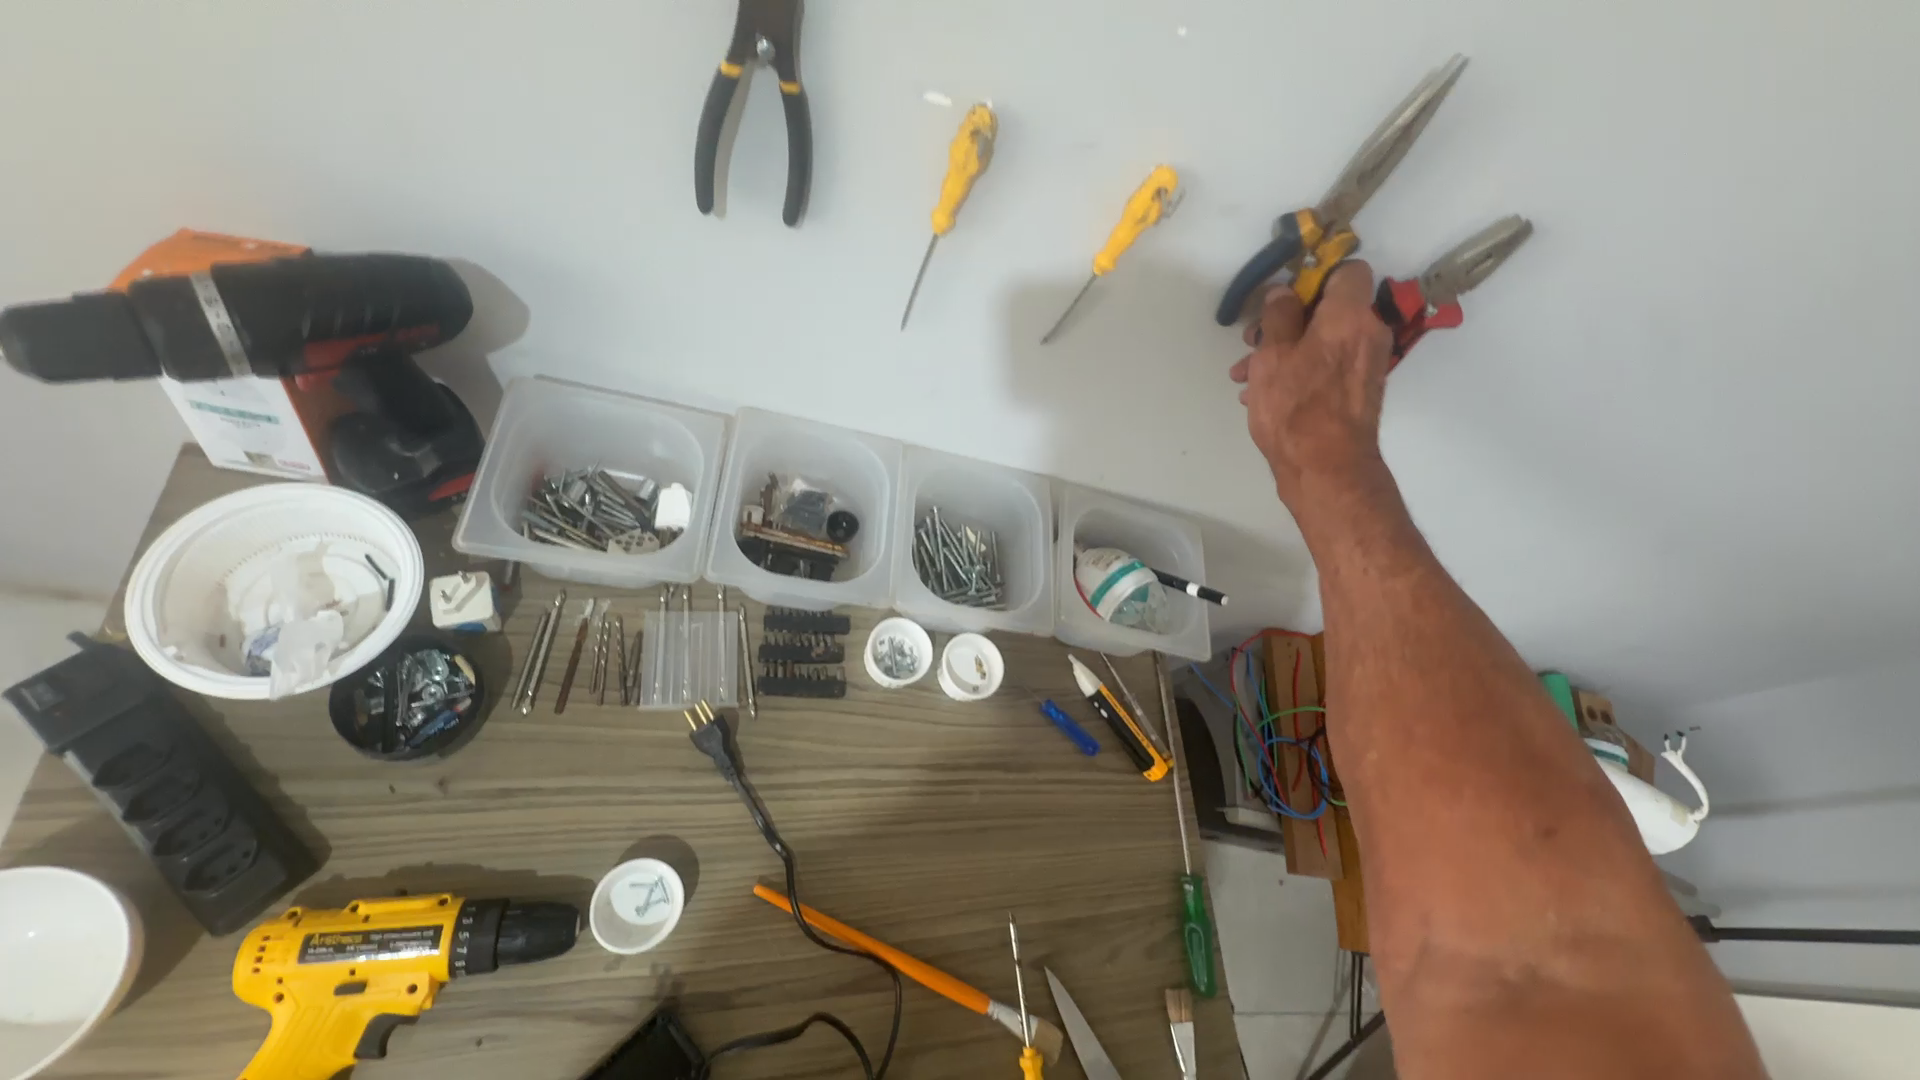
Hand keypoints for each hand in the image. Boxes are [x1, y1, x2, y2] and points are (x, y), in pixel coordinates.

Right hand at [1228, 261, 1393, 514]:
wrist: (1326, 467)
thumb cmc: (1295, 407)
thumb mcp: (1272, 355)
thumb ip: (1277, 316)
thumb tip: (1284, 293)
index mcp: (1349, 315)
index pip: (1347, 271)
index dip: (1314, 278)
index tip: (1283, 298)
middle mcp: (1367, 334)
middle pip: (1330, 309)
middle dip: (1288, 320)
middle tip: (1253, 340)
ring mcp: (1366, 365)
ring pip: (1323, 341)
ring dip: (1285, 350)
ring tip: (1247, 375)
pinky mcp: (1357, 391)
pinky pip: (1327, 366)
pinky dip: (1300, 371)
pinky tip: (1264, 394)